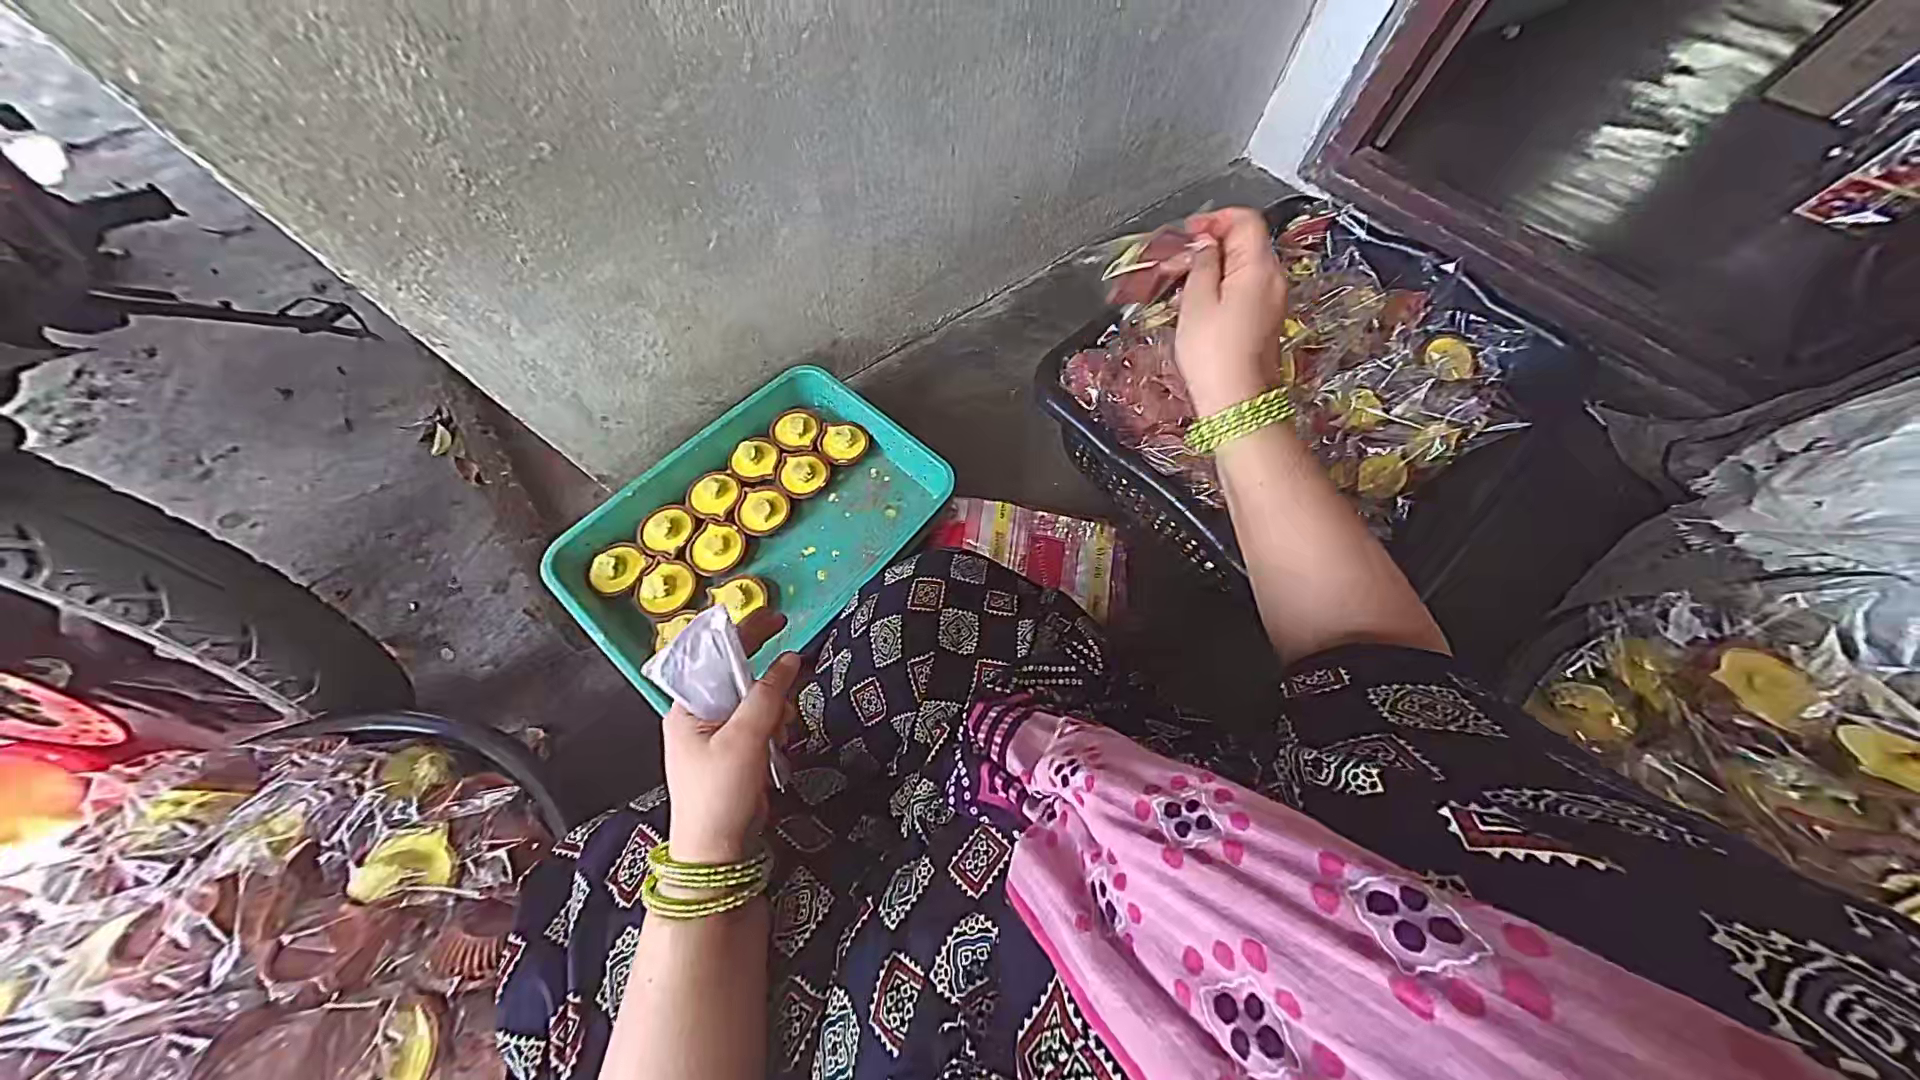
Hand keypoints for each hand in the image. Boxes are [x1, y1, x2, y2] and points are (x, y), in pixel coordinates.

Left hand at [661, 610, 797, 863]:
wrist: (717, 854)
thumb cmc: (718, 795)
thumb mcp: (744, 739)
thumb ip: (768, 694)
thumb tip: (790, 659)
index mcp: (687, 707)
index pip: (715, 656)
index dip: (746, 634)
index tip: (778, 620)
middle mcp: (699, 716)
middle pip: (738, 677)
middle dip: (768, 683)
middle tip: (793, 676)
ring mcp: (717, 734)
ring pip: (755, 700)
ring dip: (775, 709)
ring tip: (781, 732)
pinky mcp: (734, 751)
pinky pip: (760, 722)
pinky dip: (775, 726)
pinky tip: (778, 744)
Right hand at [1174, 207, 1290, 415]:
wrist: (1236, 401)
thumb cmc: (1213, 354)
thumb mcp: (1197, 303)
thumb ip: (1201, 264)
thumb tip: (1205, 245)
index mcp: (1258, 268)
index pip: (1245, 221)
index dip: (1215, 219)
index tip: (1187, 232)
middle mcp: (1273, 279)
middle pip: (1246, 243)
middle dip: (1211, 243)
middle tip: (1178, 259)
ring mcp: (1272, 301)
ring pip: (1244, 267)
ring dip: (1214, 267)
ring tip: (1183, 282)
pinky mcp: (1265, 320)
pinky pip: (1245, 290)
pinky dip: (1222, 286)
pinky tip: (1199, 303)